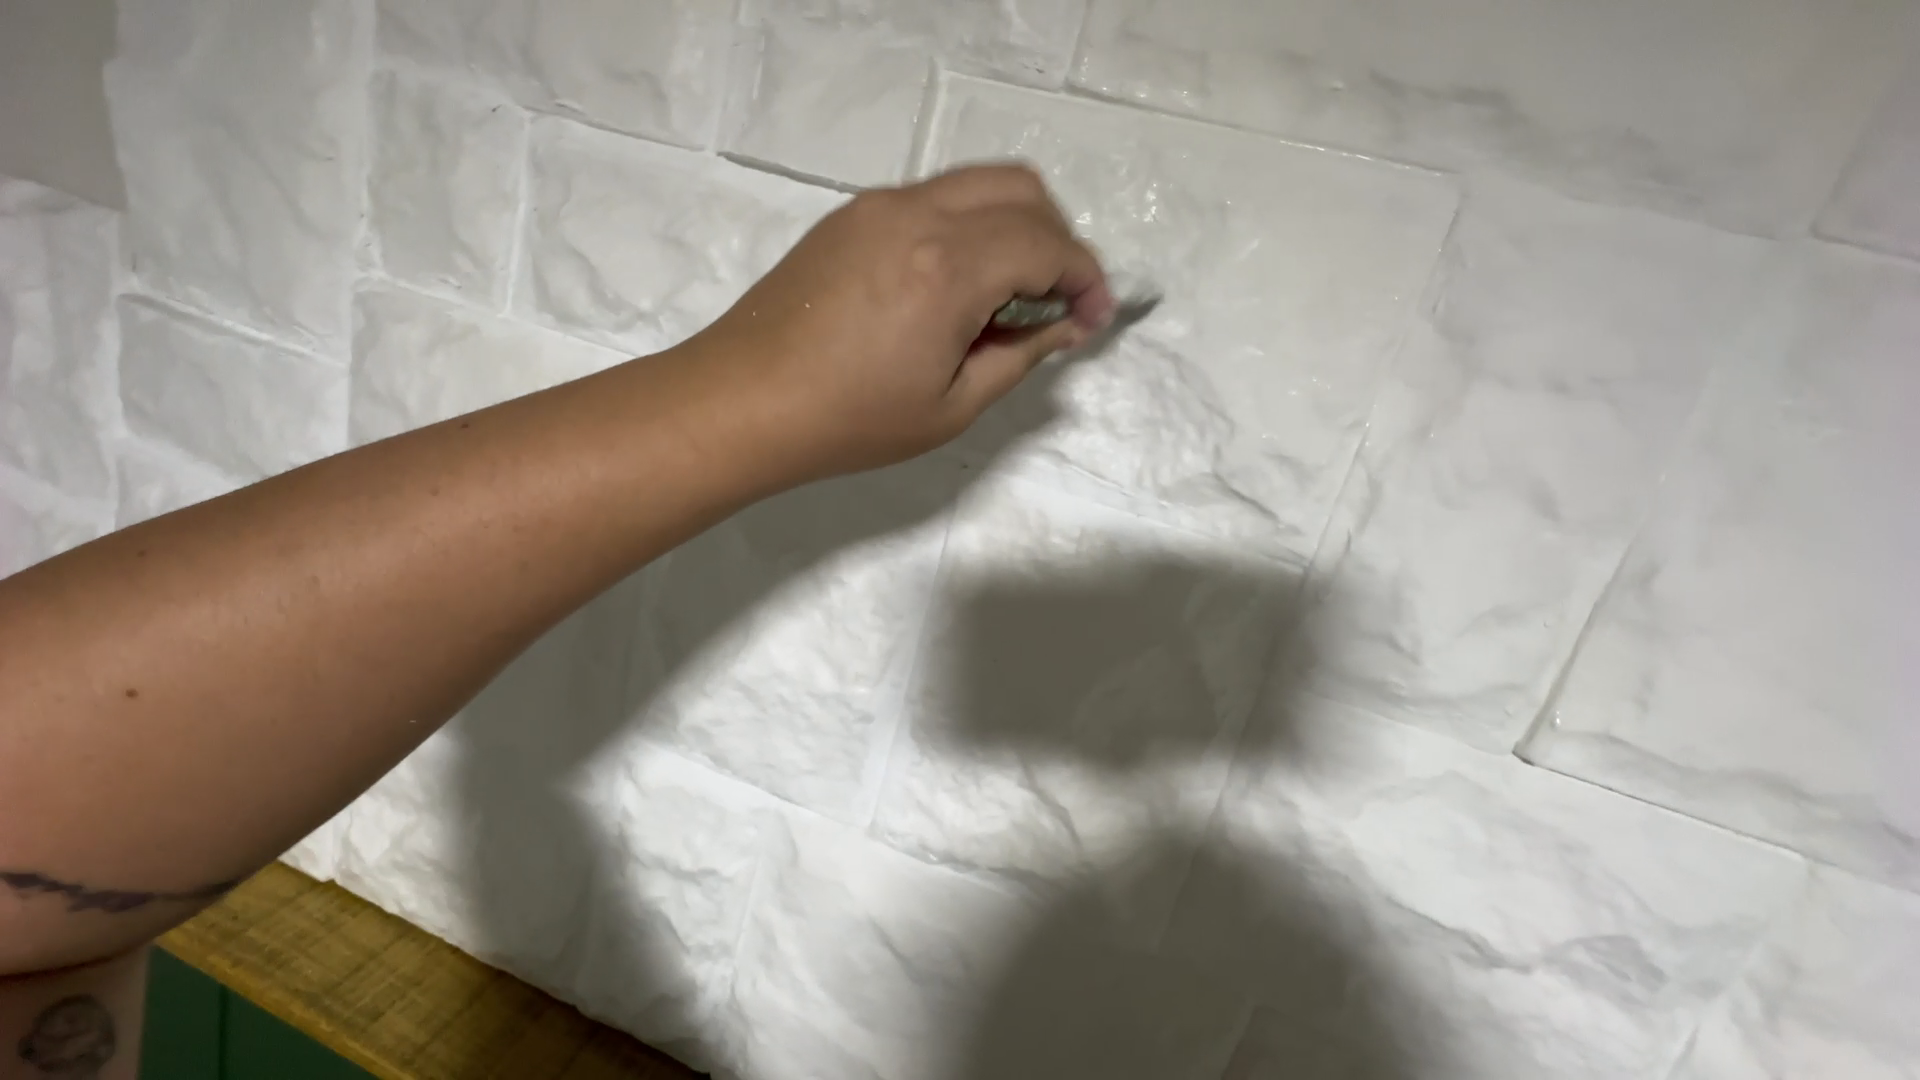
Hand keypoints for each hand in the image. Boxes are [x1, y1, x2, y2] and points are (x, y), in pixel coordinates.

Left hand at [682, 164, 1114, 481]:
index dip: (1085, 279)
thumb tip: (1065, 327)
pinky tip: (957, 286)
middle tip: (1058, 302)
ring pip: (977, 184)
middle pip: (1021, 189)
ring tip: (1011, 296)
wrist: (744, 402)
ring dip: (1014, 228)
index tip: (1094, 320)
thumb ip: (1020, 356)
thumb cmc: (850, 422)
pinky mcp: (852, 215)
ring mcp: (878, 207)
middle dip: (1058, 240)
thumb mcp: (952, 407)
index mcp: (947, 268)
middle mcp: (917, 215)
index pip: (1047, 244)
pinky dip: (969, 227)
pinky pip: (934, 199)